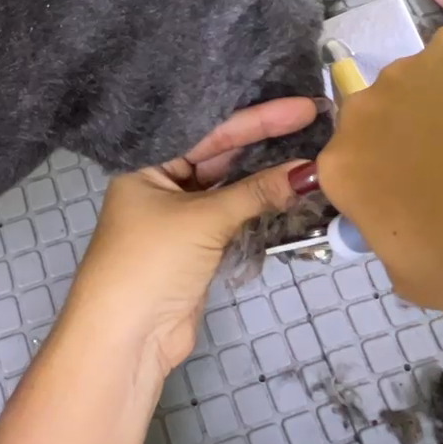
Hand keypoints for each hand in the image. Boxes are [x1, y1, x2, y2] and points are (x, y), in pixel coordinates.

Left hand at [62, 98, 314, 373]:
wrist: (127, 337)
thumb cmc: (151, 262)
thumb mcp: (204, 219)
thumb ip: (257, 192)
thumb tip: (310, 171)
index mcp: (147, 162)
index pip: (207, 129)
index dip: (255, 117)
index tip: (301, 106)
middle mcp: (161, 180)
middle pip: (219, 152)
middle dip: (265, 139)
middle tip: (316, 119)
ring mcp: (180, 213)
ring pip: (228, 183)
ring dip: (265, 173)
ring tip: (314, 147)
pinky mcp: (196, 243)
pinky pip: (233, 212)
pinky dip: (259, 202)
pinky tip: (292, 185)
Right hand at [315, 22, 442, 309]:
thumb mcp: (426, 283)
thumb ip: (398, 252)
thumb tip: (411, 233)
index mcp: (343, 169)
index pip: (351, 177)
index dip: (388, 191)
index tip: (426, 208)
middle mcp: (363, 111)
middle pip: (381, 124)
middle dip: (412, 143)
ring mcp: (411, 69)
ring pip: (425, 89)